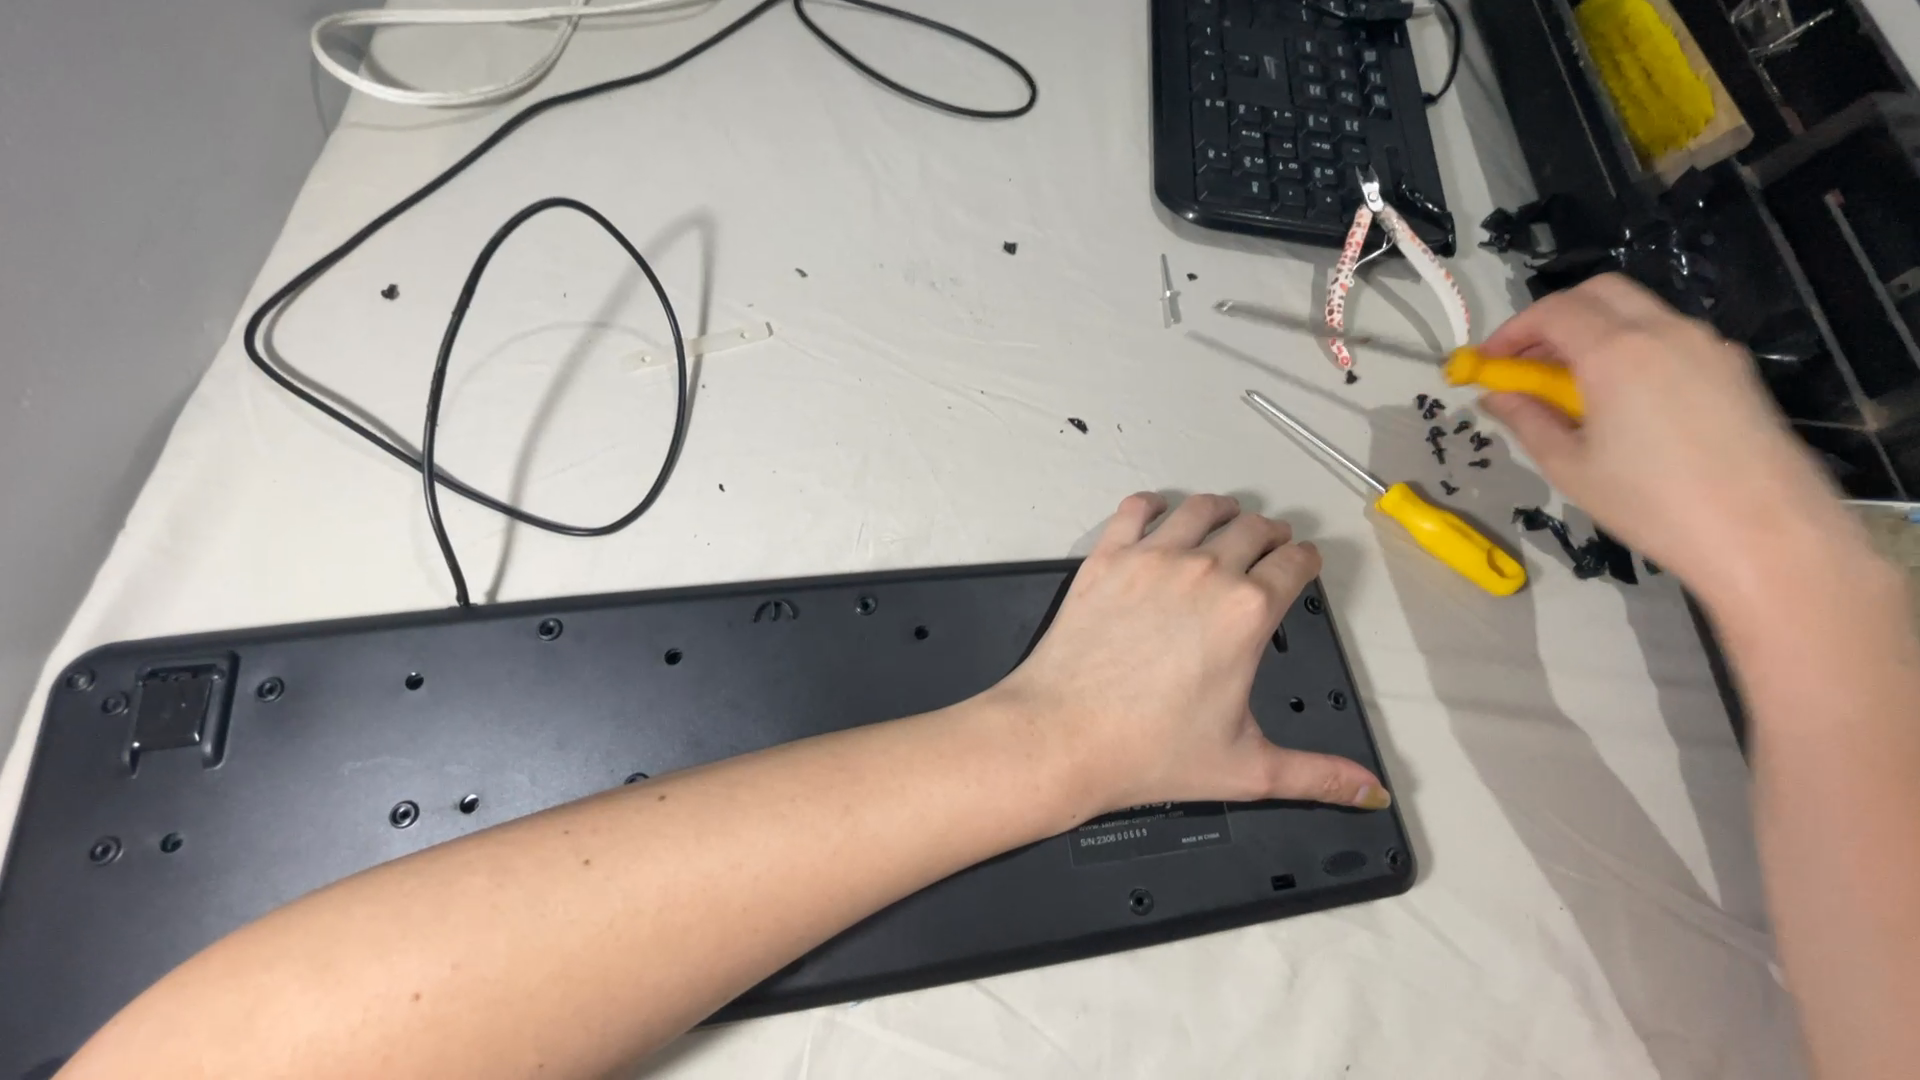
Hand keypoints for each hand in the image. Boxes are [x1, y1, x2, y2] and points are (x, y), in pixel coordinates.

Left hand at [990, 493, 1389, 812]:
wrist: (1063, 735)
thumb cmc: (1145, 750)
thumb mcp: (1246, 767)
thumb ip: (1316, 774)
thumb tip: (1368, 793)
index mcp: (1247, 612)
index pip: (1295, 563)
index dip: (1305, 560)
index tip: (1303, 563)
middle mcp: (1204, 572)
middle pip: (1253, 528)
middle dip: (1270, 534)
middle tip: (1270, 544)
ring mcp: (1150, 559)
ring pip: (1200, 509)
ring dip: (1221, 511)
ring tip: (1225, 520)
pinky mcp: (1106, 559)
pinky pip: (1135, 510)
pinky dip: (1153, 505)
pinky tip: (1157, 513)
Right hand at [1479, 274, 1856, 608]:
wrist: (1763, 530)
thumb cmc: (1648, 501)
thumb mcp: (1567, 465)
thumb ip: (1527, 420)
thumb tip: (1496, 397)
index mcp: (1617, 353)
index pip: (1553, 311)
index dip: (1510, 331)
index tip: (1487, 363)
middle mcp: (1665, 333)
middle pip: (1598, 293)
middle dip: (1552, 318)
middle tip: (1524, 362)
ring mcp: (1707, 346)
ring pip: (1637, 311)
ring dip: (1592, 331)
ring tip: (1566, 384)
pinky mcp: (1732, 368)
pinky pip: (1668, 337)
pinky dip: (1629, 348)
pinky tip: (1617, 397)